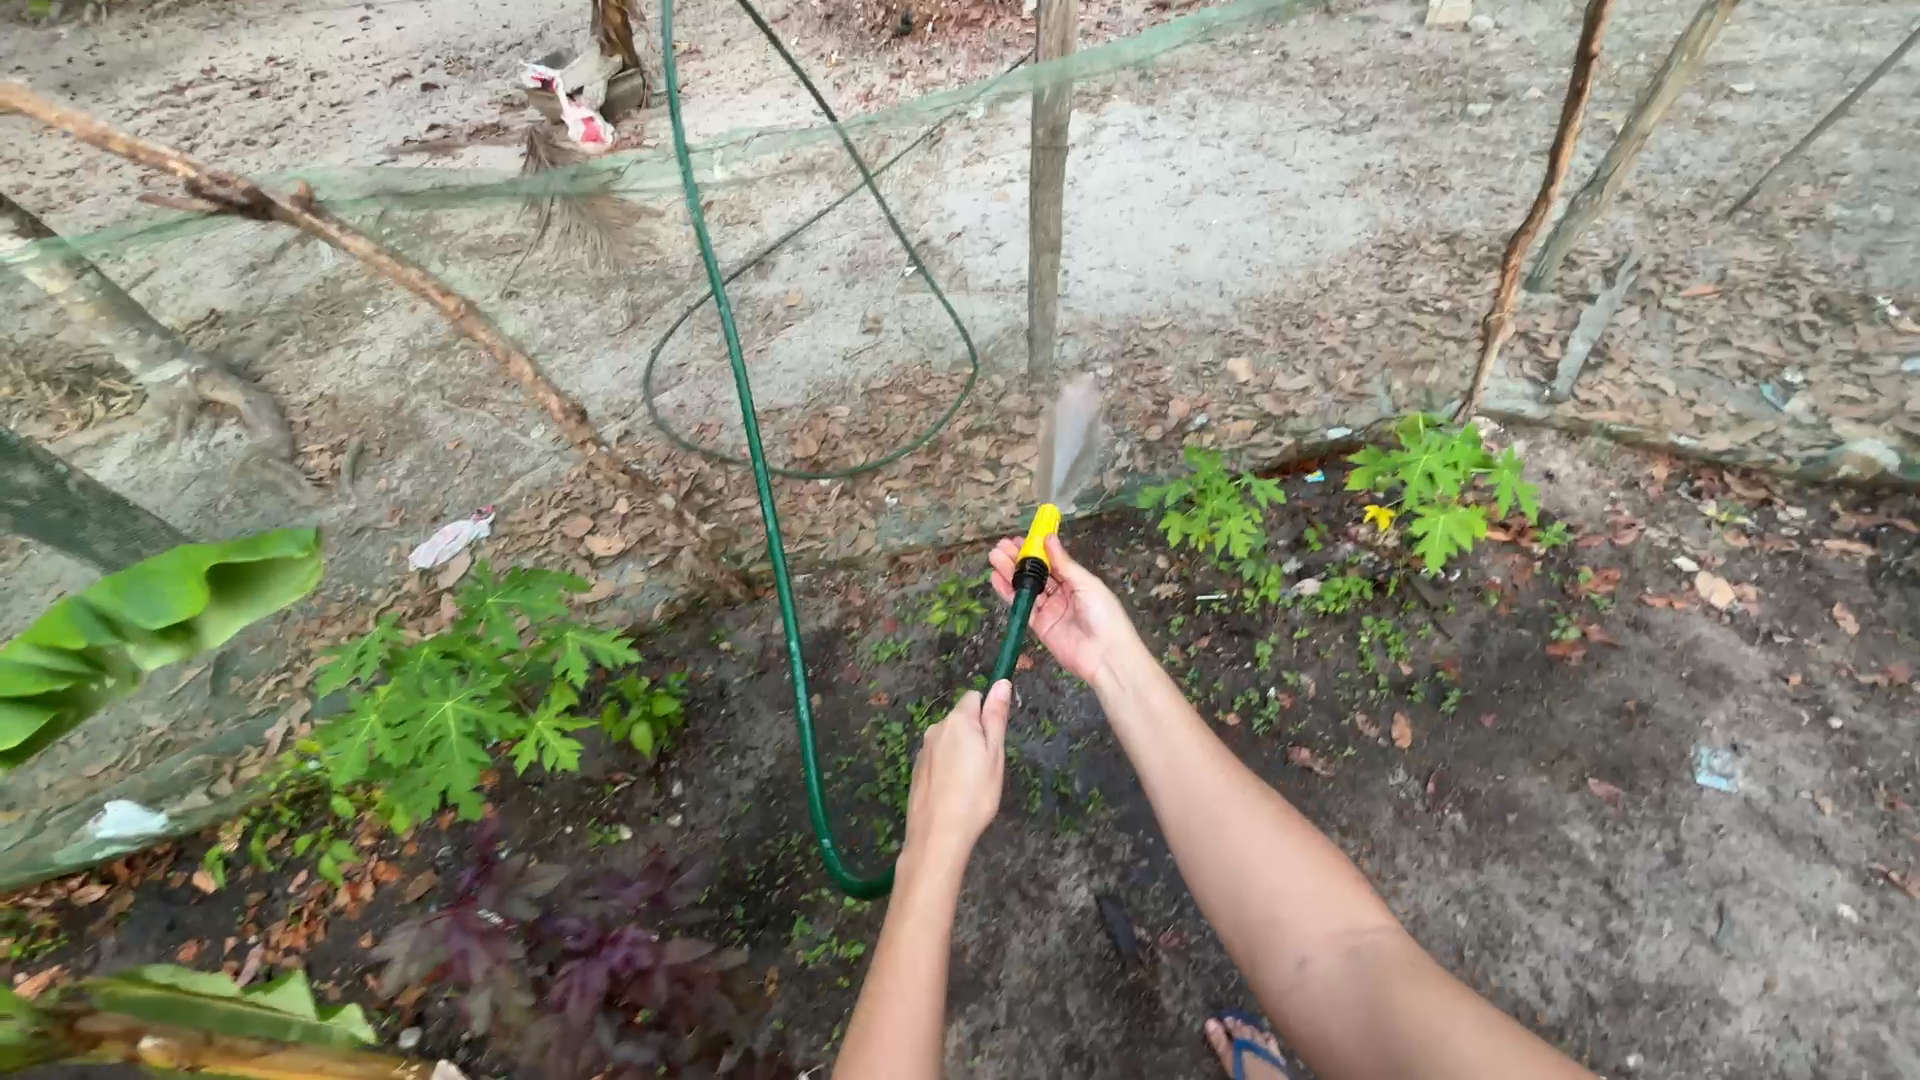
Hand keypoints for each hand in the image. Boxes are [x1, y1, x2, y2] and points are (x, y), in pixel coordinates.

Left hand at [904, 681, 1010, 864]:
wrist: (938, 835)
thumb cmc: (975, 794)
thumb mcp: (994, 754)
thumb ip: (996, 716)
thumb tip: (1001, 682)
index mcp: (957, 721)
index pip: (974, 698)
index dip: (987, 715)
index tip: (994, 741)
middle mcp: (935, 729)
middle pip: (961, 720)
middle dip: (975, 735)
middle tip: (986, 767)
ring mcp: (923, 750)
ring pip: (949, 741)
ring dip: (961, 753)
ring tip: (971, 784)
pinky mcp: (917, 770)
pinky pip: (938, 758)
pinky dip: (947, 768)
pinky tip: (954, 792)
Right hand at [989, 534, 1138, 687]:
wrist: (1105, 655)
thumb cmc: (1103, 615)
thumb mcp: (1087, 584)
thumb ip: (1064, 564)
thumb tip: (1048, 538)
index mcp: (1076, 581)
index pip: (1052, 561)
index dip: (1035, 549)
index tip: (1019, 538)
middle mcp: (1061, 593)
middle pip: (1036, 573)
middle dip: (1018, 559)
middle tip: (1001, 546)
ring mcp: (1049, 609)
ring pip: (1026, 587)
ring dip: (1010, 572)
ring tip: (994, 556)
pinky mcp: (1039, 625)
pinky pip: (1022, 606)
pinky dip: (1008, 593)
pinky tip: (996, 579)